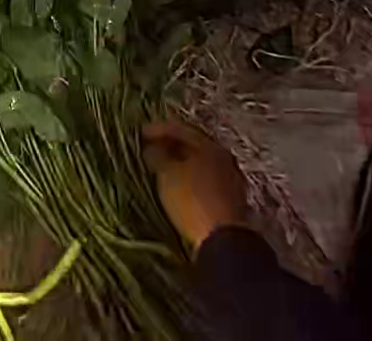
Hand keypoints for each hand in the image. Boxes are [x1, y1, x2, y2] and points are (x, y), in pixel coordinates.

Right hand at [143, 121, 249, 257]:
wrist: (224, 243)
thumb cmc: (192, 200)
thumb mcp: (166, 173)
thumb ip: (156, 154)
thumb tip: (152, 147)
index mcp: (209, 145)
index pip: (179, 129)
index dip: (157, 129)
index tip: (140, 134)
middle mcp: (224, 158)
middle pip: (192, 145)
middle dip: (170, 145)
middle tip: (150, 148)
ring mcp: (231, 180)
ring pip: (199, 163)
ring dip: (180, 163)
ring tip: (161, 167)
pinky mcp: (232, 201)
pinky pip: (205, 180)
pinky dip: (190, 178)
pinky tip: (178, 185)